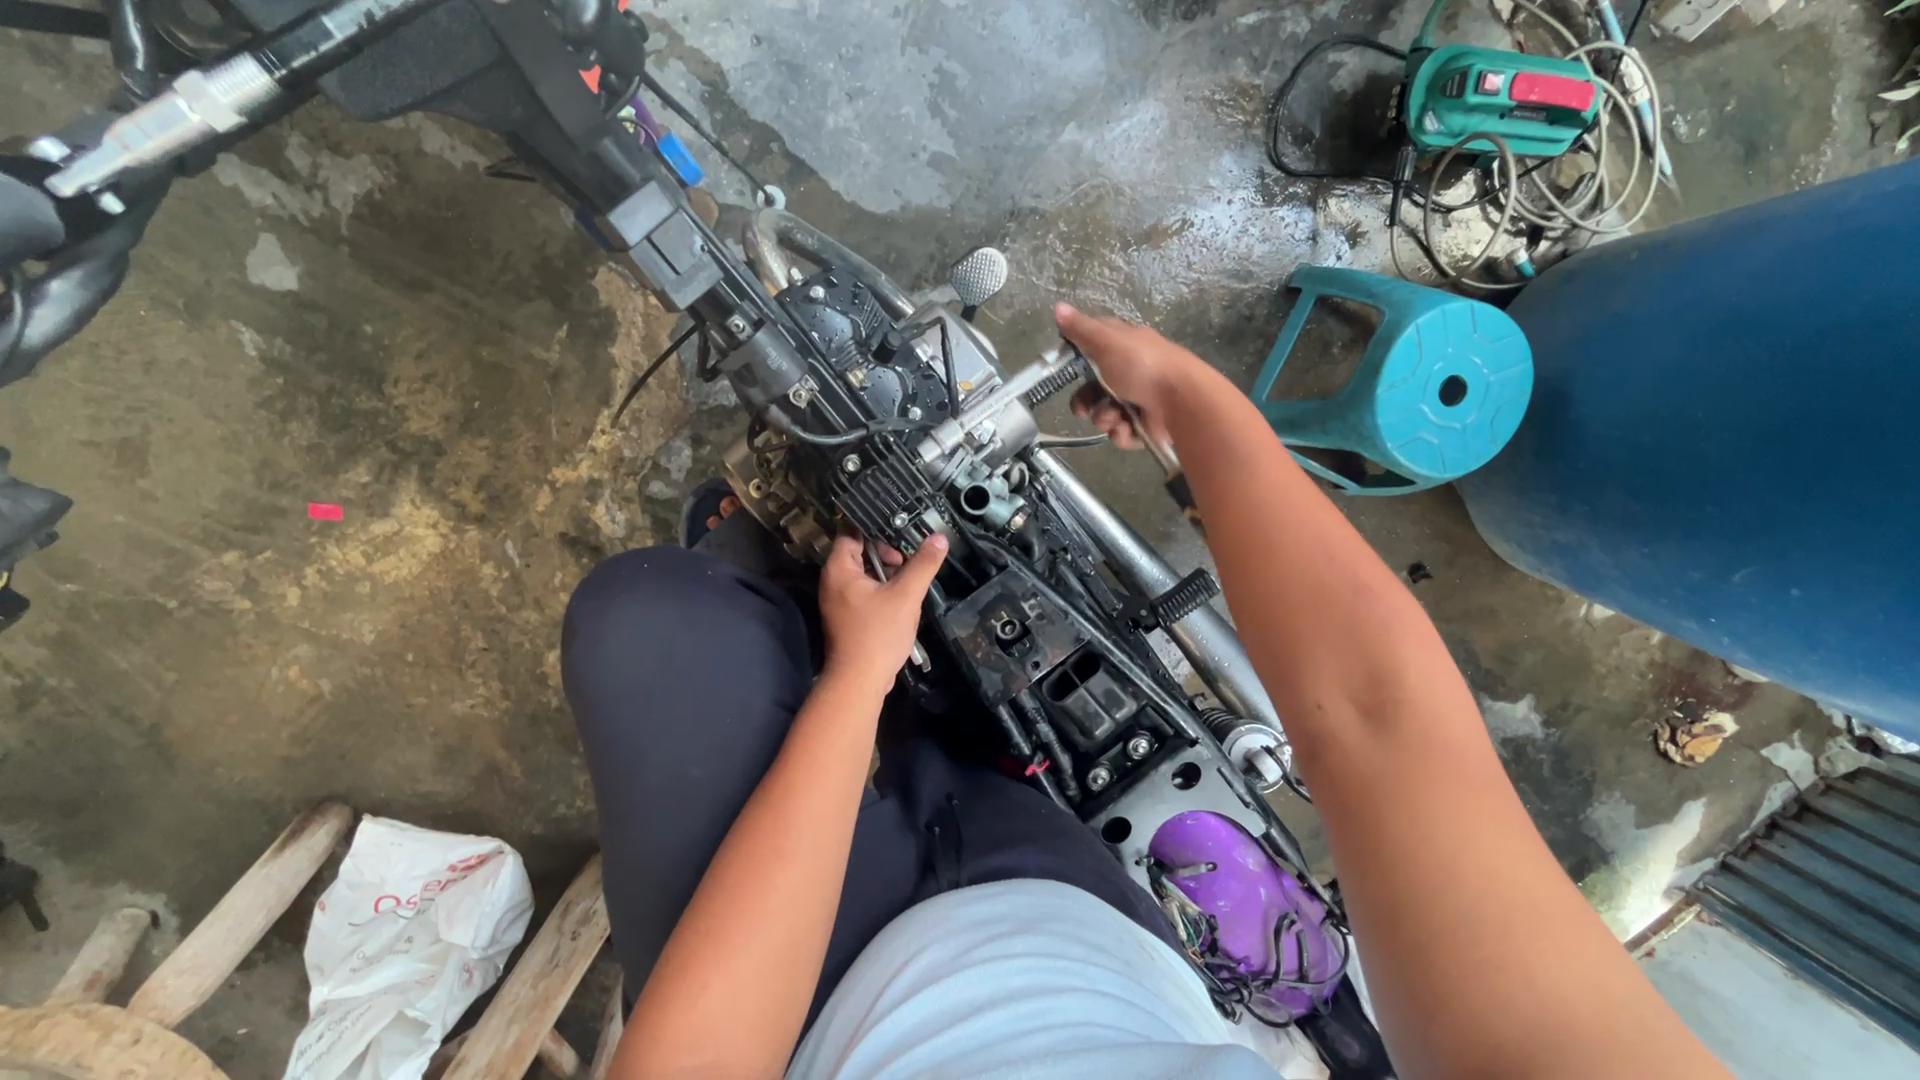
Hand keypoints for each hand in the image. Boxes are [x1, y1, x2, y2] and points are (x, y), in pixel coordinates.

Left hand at [817, 531, 947, 690]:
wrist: (860, 680)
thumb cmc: (879, 633)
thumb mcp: (906, 595)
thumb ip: (923, 564)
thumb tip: (939, 537)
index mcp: (839, 569)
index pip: (851, 532)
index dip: (875, 528)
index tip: (900, 530)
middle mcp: (833, 581)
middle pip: (859, 552)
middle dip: (886, 553)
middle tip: (907, 562)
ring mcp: (838, 601)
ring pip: (865, 574)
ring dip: (887, 574)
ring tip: (909, 582)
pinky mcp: (847, 617)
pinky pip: (865, 592)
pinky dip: (882, 590)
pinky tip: (902, 600)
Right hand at [1055, 302, 1209, 449]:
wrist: (1180, 400)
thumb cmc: (1142, 365)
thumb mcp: (1107, 341)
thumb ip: (1081, 329)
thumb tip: (1057, 307)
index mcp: (1123, 347)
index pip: (1093, 349)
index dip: (1077, 360)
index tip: (1065, 370)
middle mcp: (1130, 372)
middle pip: (1094, 389)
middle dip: (1085, 402)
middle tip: (1083, 409)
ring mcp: (1138, 400)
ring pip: (1105, 413)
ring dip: (1104, 418)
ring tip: (1115, 417)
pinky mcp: (1144, 425)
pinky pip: (1121, 432)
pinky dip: (1121, 431)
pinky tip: (1127, 427)